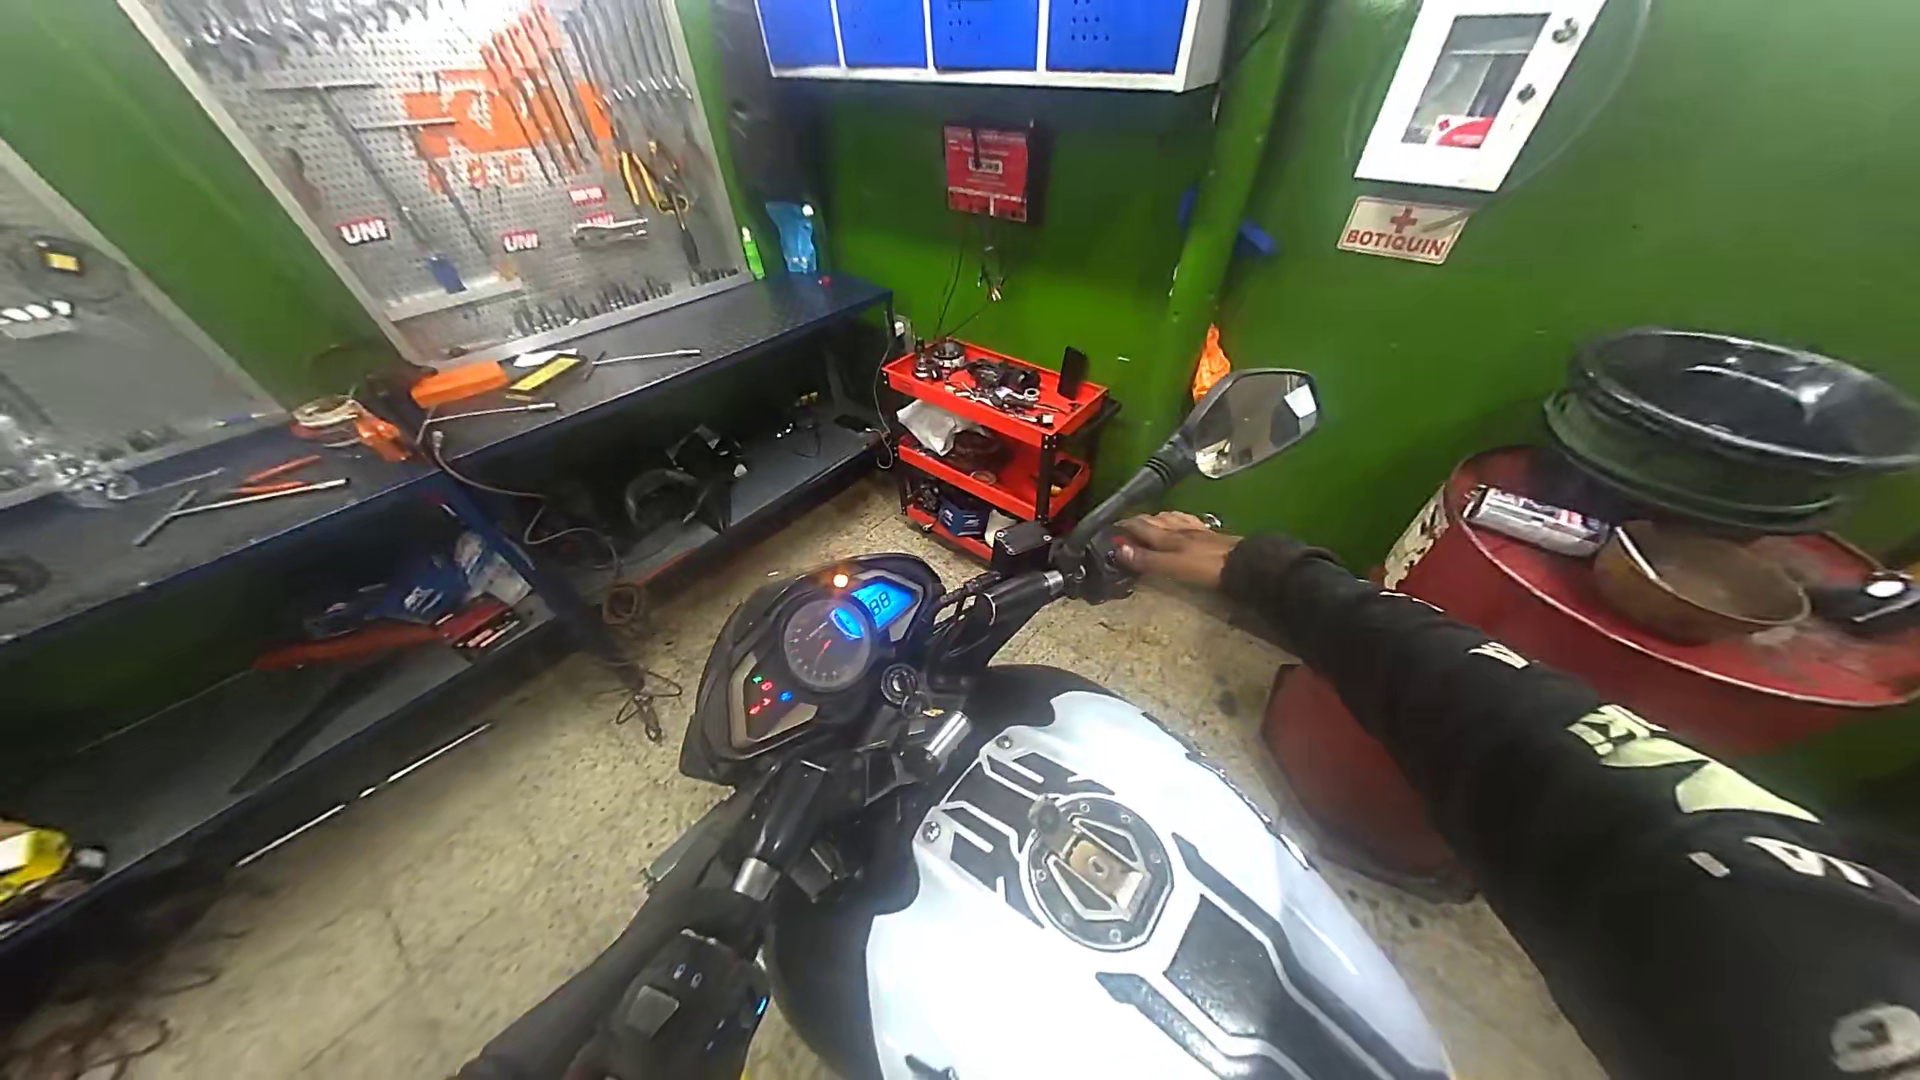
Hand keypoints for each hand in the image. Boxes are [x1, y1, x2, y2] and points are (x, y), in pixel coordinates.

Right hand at [1114, 512, 1242, 589]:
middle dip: (1136, 520)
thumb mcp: (1171, 567)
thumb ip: (1146, 559)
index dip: (1123, 526)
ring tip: (1148, 522)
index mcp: (1166, 536)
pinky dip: (1177, 519)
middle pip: (1153, 520)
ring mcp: (1194, 529)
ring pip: (1169, 517)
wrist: (1243, 564)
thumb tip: (1119, 549)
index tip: (1110, 529)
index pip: (1139, 526)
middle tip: (1125, 526)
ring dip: (1155, 518)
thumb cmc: (1205, 568)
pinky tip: (1180, 523)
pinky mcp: (1209, 533)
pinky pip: (1187, 521)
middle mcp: (1177, 528)